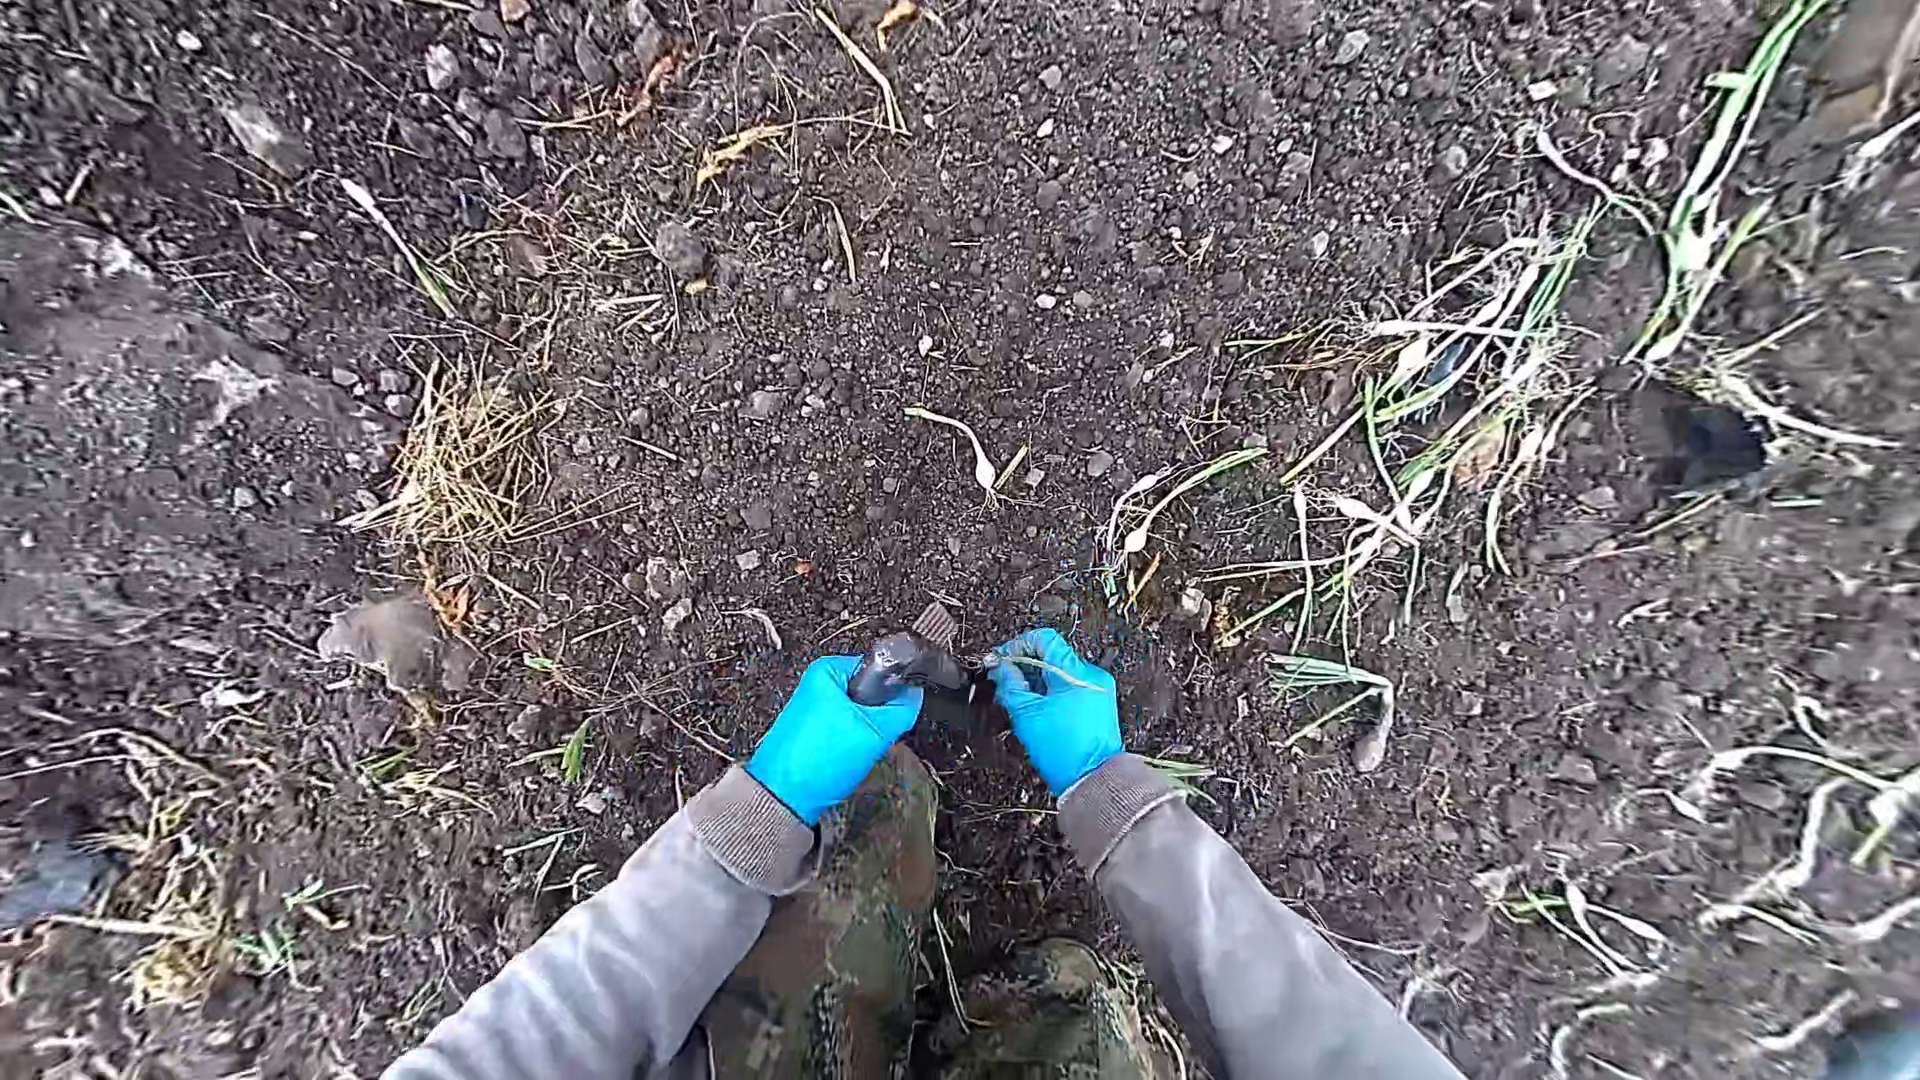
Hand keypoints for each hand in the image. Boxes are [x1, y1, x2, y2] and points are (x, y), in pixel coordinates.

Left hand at [747, 656, 923, 824]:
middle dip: (878, 715)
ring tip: (855, 748)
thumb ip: (902, 709)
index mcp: (827, 669)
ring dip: (865, 732)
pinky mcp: (812, 729)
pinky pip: (845, 729)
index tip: (895, 710)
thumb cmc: (816, 762)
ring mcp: (813, 707)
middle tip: (873, 735)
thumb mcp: (875, 732)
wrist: (782, 800)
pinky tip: (844, 757)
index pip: (878, 668)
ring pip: (859, 713)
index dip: (893, 690)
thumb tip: (915, 695)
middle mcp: (817, 683)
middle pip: (869, 692)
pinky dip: (851, 742)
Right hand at [985, 629, 1121, 795]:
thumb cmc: (1065, 752)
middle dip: (1024, 666)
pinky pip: (1069, 686)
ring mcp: (1097, 689)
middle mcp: (1090, 676)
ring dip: (1036, 679)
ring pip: (1059, 671)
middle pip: (1051, 655)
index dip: (1018, 646)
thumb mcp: (1027, 714)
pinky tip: (1037, 707)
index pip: (1044, 639)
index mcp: (1075, 673)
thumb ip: (1010, 684)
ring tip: (1019, 697)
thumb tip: (1000, 666)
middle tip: (1005, 680)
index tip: (1003, 659)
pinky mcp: (1097, 702)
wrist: (1094, 780)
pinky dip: (1051, 691)